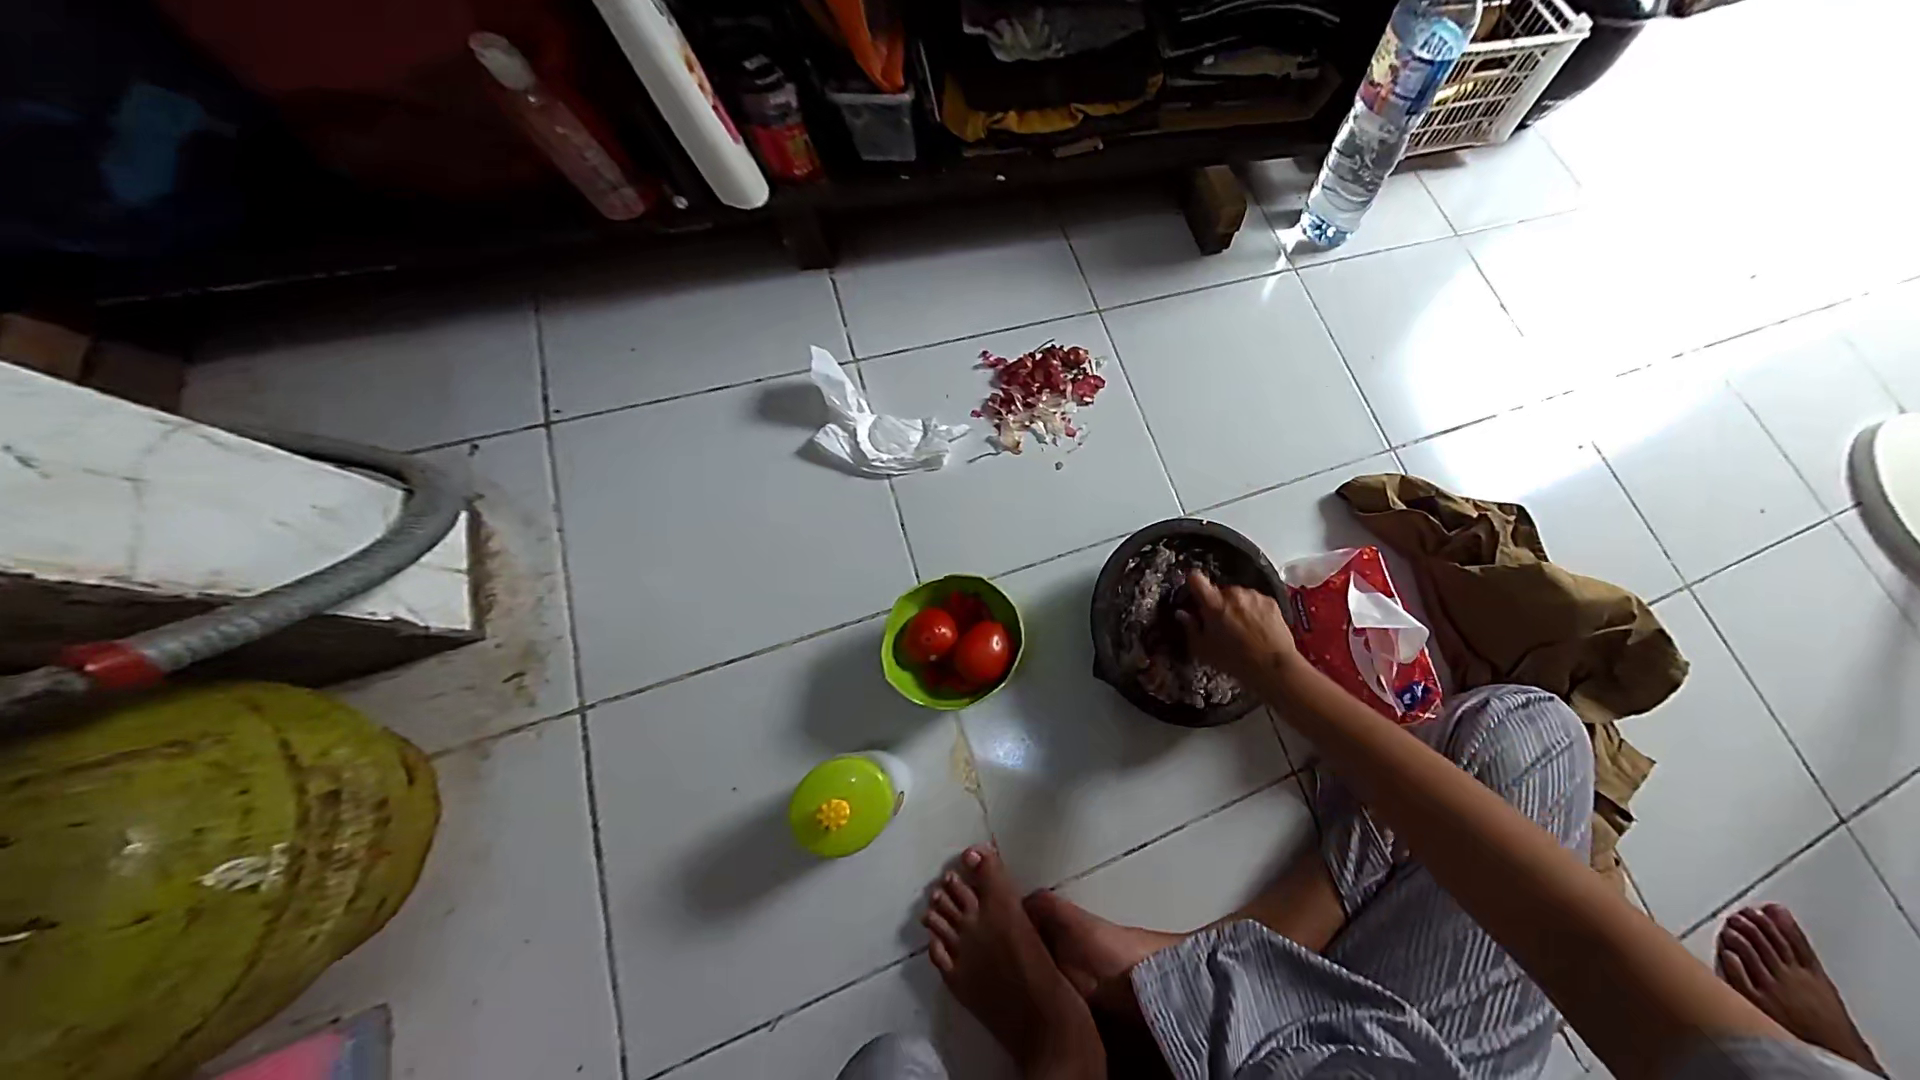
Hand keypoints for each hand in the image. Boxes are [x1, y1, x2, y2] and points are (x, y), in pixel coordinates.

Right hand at [1177, 570, 1300, 685]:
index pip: (1196, 578)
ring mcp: (1254, 596)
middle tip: (1222, 623)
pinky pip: (1256, 601)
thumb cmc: (1234, 660)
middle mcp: (1233, 594)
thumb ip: (1190, 628)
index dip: (1194, 583)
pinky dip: (1254, 610)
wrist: (1273, 667)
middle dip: (1218, 603)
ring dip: (1237, 606)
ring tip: (1242, 628)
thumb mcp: (1202, 650)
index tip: (1195, 592)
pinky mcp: (1271, 602)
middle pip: (1219, 591)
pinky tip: (1257, 628)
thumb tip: (1182, 614)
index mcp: (1213, 603)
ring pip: (1239, 596)